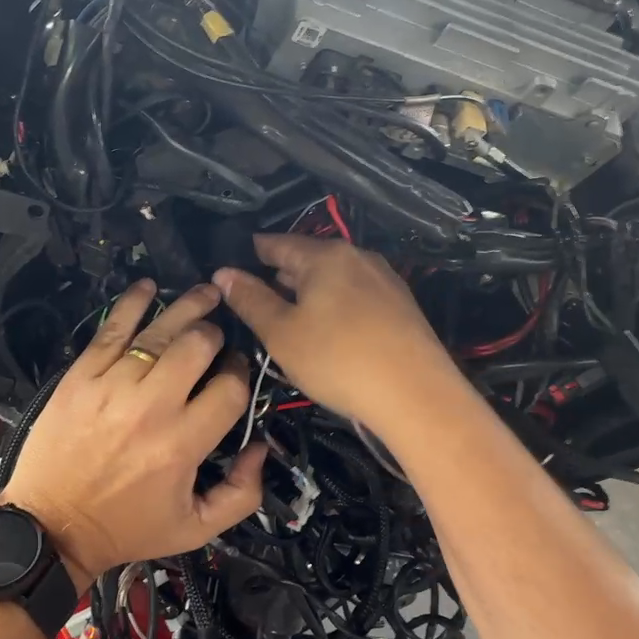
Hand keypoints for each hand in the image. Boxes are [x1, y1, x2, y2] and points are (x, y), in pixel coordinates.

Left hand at [0, 280, 265, 585]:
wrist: (52, 526)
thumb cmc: (127, 527)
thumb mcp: (196, 529)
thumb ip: (242, 494)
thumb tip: (260, 448)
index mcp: (183, 444)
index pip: (230, 388)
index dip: (242, 373)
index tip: (237, 371)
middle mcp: (151, 407)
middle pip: (198, 346)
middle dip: (216, 336)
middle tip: (216, 339)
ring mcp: (112, 385)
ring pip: (159, 330)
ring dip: (188, 307)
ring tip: (206, 294)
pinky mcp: (80, 375)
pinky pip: (111, 328)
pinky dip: (132, 302)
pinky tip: (148, 287)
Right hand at [212, 234, 459, 428]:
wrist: (416, 396)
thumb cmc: (338, 360)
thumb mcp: (281, 333)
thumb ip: (250, 300)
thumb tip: (223, 273)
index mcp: (326, 256)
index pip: (277, 243)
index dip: (251, 254)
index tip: (231, 266)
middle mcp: (358, 257)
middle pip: (309, 259)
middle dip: (280, 275)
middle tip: (253, 296)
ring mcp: (385, 281)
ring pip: (334, 279)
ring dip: (309, 293)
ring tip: (286, 316)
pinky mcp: (402, 307)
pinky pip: (355, 296)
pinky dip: (334, 306)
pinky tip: (327, 331)